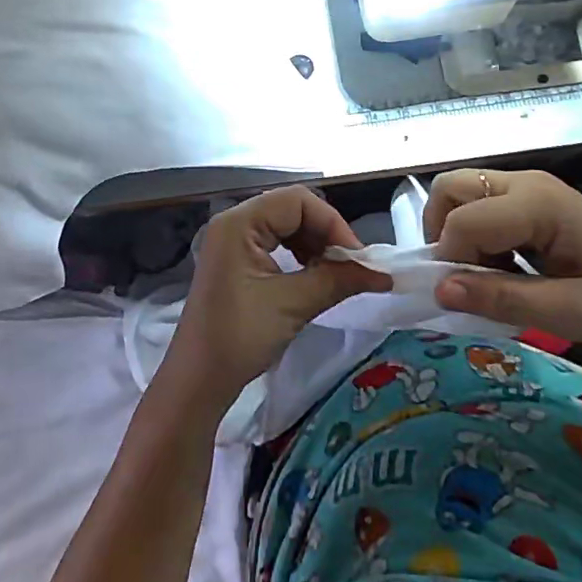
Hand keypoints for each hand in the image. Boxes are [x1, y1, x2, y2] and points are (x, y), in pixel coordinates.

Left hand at [170, 187, 392, 398]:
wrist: (198, 379)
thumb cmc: (240, 337)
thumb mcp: (293, 305)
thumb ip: (338, 280)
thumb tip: (383, 274)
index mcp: (239, 223)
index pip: (297, 201)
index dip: (333, 223)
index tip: (358, 258)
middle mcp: (234, 223)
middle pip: (292, 209)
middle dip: (326, 234)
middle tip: (351, 266)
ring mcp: (232, 241)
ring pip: (286, 226)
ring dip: (315, 245)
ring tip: (335, 273)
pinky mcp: (236, 261)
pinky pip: (276, 244)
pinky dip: (300, 256)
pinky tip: (313, 277)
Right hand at [425, 168, 581, 343]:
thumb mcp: (569, 313)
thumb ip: (502, 299)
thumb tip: (439, 290)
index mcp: (538, 202)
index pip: (463, 220)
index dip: (451, 260)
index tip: (464, 298)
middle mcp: (524, 183)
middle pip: (450, 190)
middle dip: (442, 233)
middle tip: (463, 277)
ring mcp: (524, 188)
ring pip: (458, 197)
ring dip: (458, 238)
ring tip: (489, 277)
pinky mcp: (525, 200)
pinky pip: (476, 209)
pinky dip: (473, 240)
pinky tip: (504, 269)